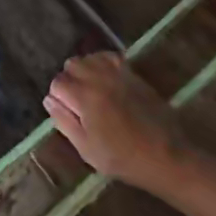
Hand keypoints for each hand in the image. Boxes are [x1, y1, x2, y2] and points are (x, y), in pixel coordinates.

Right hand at [44, 53, 194, 192]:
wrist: (166, 156)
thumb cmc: (123, 158)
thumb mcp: (86, 149)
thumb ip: (64, 122)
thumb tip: (49, 101)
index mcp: (84, 98)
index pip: (57, 83)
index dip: (57, 97)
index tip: (66, 112)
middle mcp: (99, 79)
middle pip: (71, 65)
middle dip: (69, 80)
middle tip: (76, 103)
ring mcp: (118, 74)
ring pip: (89, 58)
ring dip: (84, 70)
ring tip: (90, 91)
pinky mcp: (133, 74)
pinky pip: (110, 57)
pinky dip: (102, 63)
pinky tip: (105, 79)